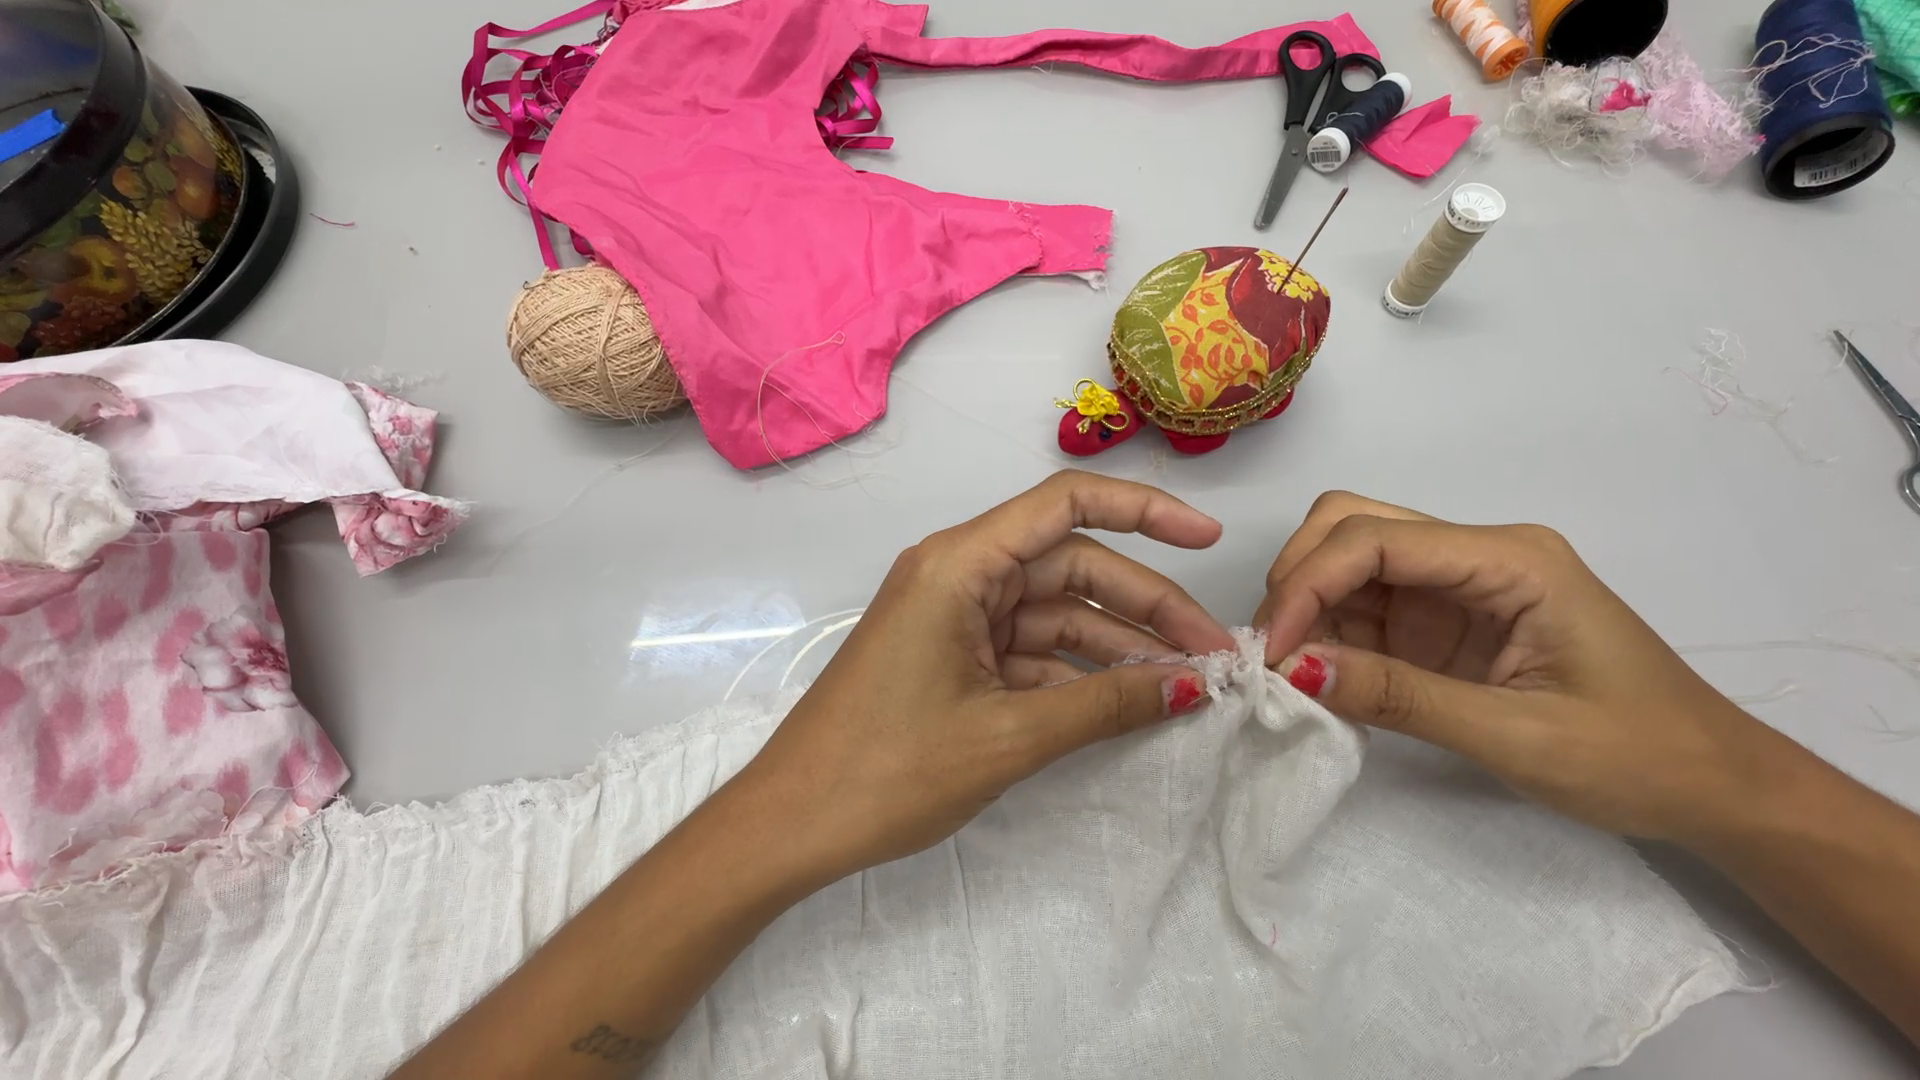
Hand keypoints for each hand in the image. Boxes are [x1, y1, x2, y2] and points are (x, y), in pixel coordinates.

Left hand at [740, 470, 1235, 883]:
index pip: (1064, 506)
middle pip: (1070, 568)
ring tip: (1187, 684)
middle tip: (1215, 654)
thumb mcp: (1008, 736)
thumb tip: (1191, 684)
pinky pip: (1030, 652)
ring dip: (1117, 646)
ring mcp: (955, 618)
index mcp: (959, 564)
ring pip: (1055, 615)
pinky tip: (1129, 702)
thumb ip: (1105, 705)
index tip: (1208, 540)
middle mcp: (958, 574)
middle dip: (1145, 607)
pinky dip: (1077, 675)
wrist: (791, 826)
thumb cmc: (888, 771)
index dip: (1144, 511)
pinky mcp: (954, 658)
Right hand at [1254, 492, 1801, 847]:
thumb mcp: (1516, 735)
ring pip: (1347, 559)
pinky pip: (1362, 604)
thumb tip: (1292, 671)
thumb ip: (1400, 696)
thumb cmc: (1637, 757)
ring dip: (1305, 603)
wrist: (1714, 789)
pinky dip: (1325, 631)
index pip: (1376, 538)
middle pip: (1352, 524)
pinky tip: (1318, 672)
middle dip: (1297, 576)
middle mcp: (1475, 553)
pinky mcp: (1440, 618)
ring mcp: (1455, 583)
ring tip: (1287, 667)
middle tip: (1274, 648)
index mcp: (1509, 559)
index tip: (1275, 651)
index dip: (1308, 583)